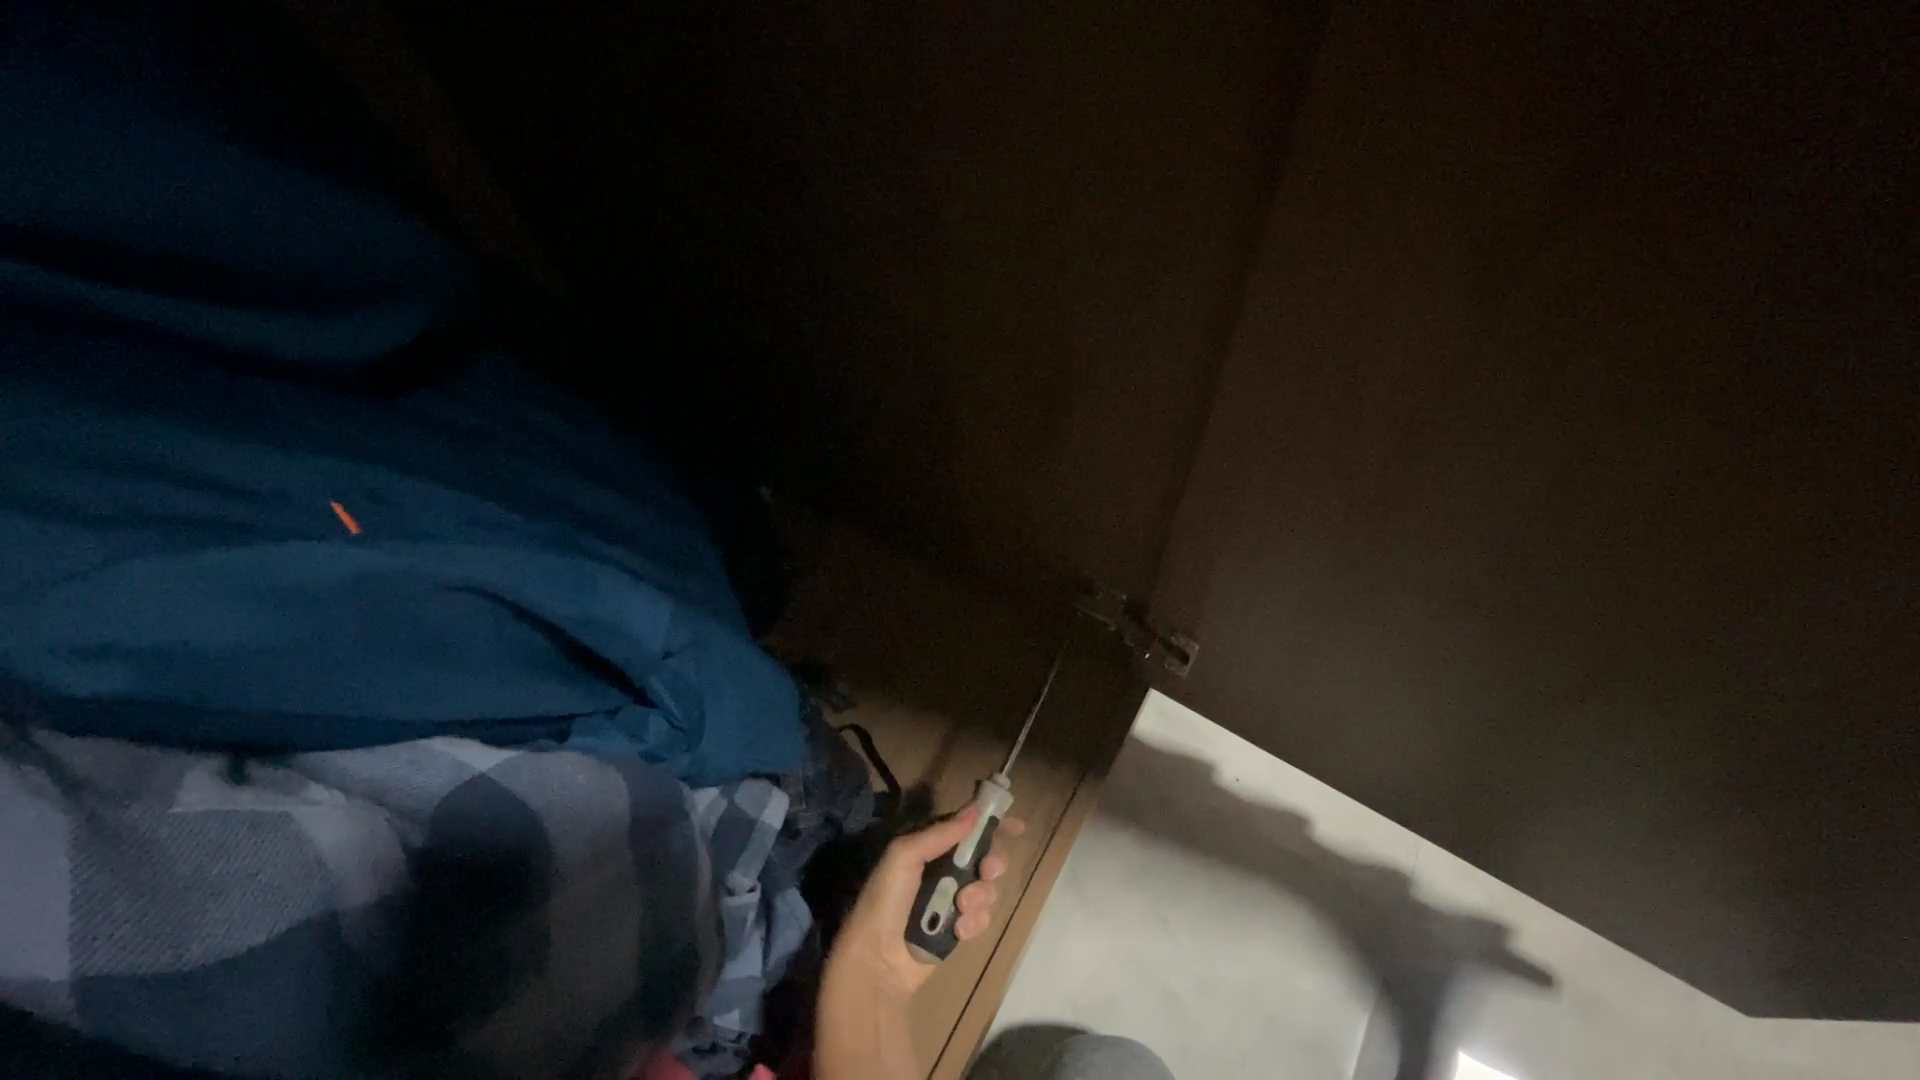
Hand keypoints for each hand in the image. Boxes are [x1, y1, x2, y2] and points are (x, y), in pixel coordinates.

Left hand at [825, 806, 1025, 999]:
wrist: (877, 960)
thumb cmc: (886, 900)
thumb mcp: (904, 856)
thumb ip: (939, 833)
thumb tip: (975, 810)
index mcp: (929, 848)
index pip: (965, 829)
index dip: (992, 825)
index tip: (1017, 826)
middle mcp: (944, 870)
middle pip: (985, 857)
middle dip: (993, 862)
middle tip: (988, 870)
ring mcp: (953, 901)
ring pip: (988, 888)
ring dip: (980, 895)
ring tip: (962, 907)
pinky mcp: (959, 929)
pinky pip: (983, 917)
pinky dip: (975, 921)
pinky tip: (959, 930)